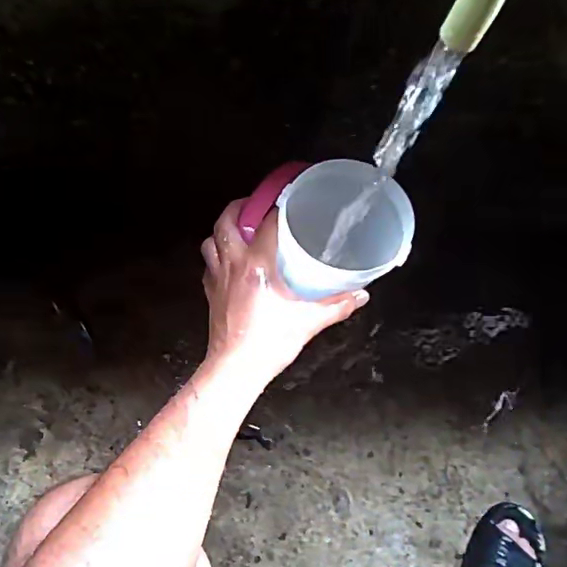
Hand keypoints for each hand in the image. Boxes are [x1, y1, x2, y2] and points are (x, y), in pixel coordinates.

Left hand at [199, 200, 366, 384]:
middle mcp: (232, 265)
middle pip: (226, 221)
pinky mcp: (211, 294)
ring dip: (222, 230)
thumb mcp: (309, 322)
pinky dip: (216, 257)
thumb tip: (359, 295)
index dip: (280, 206)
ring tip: (239, 229)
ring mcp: (218, 278)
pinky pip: (208, 265)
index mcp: (256, 265)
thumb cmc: (266, 345)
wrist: (235, 368)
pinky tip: (230, 263)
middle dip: (240, 207)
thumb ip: (337, 305)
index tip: (291, 199)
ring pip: (211, 240)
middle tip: (256, 205)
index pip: (267, 222)